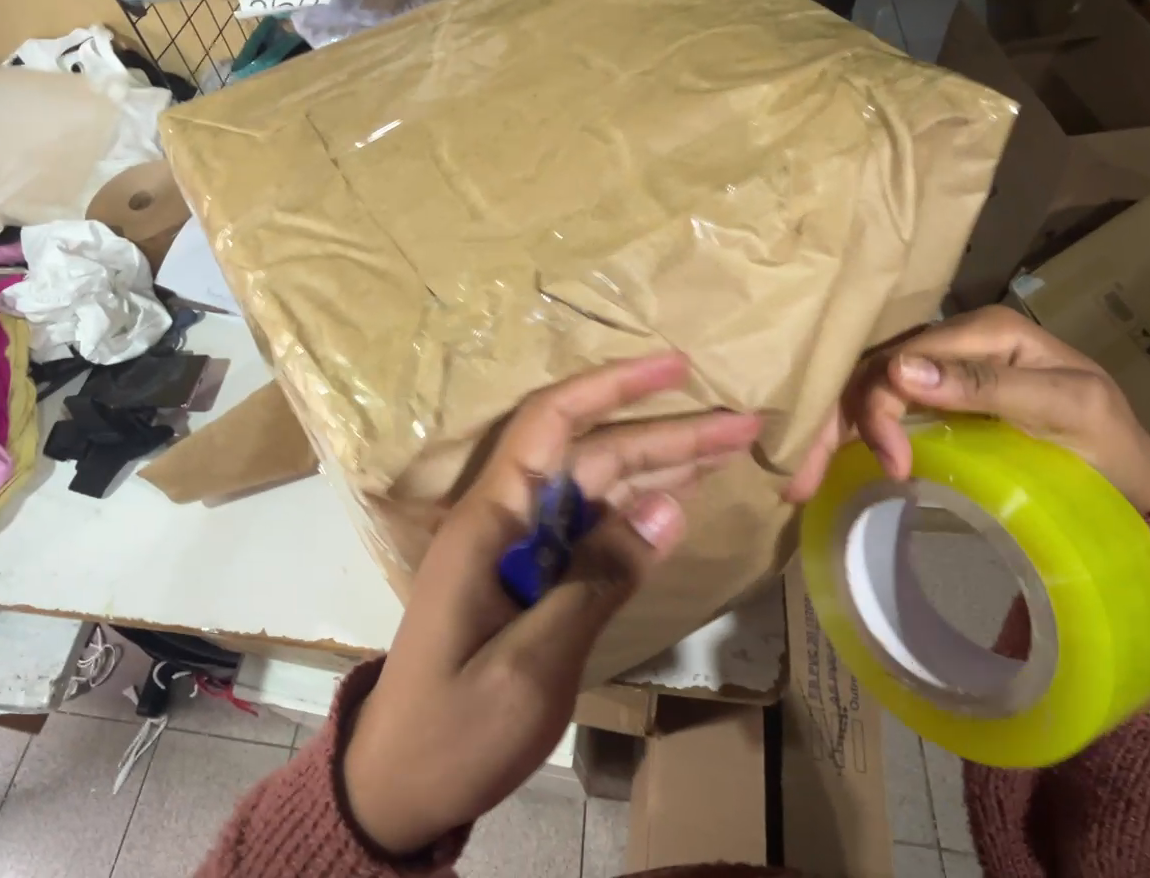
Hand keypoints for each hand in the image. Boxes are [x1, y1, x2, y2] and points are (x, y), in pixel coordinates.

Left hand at [342, 354, 761, 855]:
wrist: (404, 783)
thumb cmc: (457, 728)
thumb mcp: (531, 662)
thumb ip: (598, 579)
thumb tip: (669, 506)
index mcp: (488, 521)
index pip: (551, 424)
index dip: (611, 386)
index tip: (677, 366)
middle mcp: (504, 520)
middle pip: (589, 455)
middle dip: (664, 433)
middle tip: (745, 423)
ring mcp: (519, 550)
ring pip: (596, 488)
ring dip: (659, 466)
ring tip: (731, 448)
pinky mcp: (532, 580)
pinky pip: (591, 530)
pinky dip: (638, 512)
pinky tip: (680, 500)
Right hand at [785, 306, 1149, 513]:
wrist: (1127, 478)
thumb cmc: (1106, 440)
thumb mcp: (1063, 406)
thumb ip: (983, 386)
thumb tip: (898, 371)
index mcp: (979, 330)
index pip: (900, 358)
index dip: (878, 407)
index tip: (890, 466)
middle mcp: (946, 342)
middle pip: (868, 372)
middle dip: (830, 424)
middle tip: (801, 480)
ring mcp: (933, 371)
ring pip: (859, 391)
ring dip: (827, 435)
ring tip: (800, 482)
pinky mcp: (927, 401)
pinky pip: (874, 410)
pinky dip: (845, 438)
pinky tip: (823, 463)